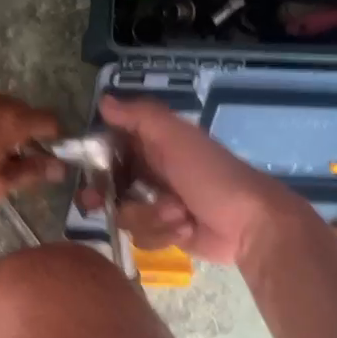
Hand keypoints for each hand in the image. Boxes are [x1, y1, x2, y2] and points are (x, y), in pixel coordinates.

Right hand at [90, 96, 308, 265]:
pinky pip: (143, 237)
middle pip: (110, 186)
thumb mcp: (177, 138)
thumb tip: (104, 100)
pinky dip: (164, 235)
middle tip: (96, 205)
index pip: (113, 149)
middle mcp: (154, 175)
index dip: (96, 159)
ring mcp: (159, 206)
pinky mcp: (167, 234)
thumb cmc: (212, 176)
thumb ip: (141, 117)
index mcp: (156, 147)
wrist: (251, 223)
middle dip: (105, 197)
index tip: (85, 170)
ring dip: (149, 217)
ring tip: (178, 215)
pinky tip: (185, 230)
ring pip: (125, 215)